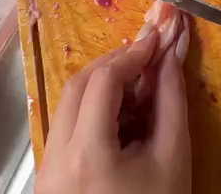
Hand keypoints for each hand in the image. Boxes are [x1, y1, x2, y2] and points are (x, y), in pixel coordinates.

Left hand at [36, 13, 190, 193]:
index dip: (132, 54)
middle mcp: (56, 159)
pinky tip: (121, 118)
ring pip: (67, 105)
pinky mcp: (48, 182)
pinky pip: (65, 128)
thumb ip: (171, 96)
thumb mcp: (173, 152)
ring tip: (137, 88)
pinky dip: (91, 111)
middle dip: (114, 63)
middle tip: (147, 58)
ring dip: (101, 85)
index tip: (157, 41)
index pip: (103, 80)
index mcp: (87, 153)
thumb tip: (170, 51)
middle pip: (77, 86)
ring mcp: (47, 173)